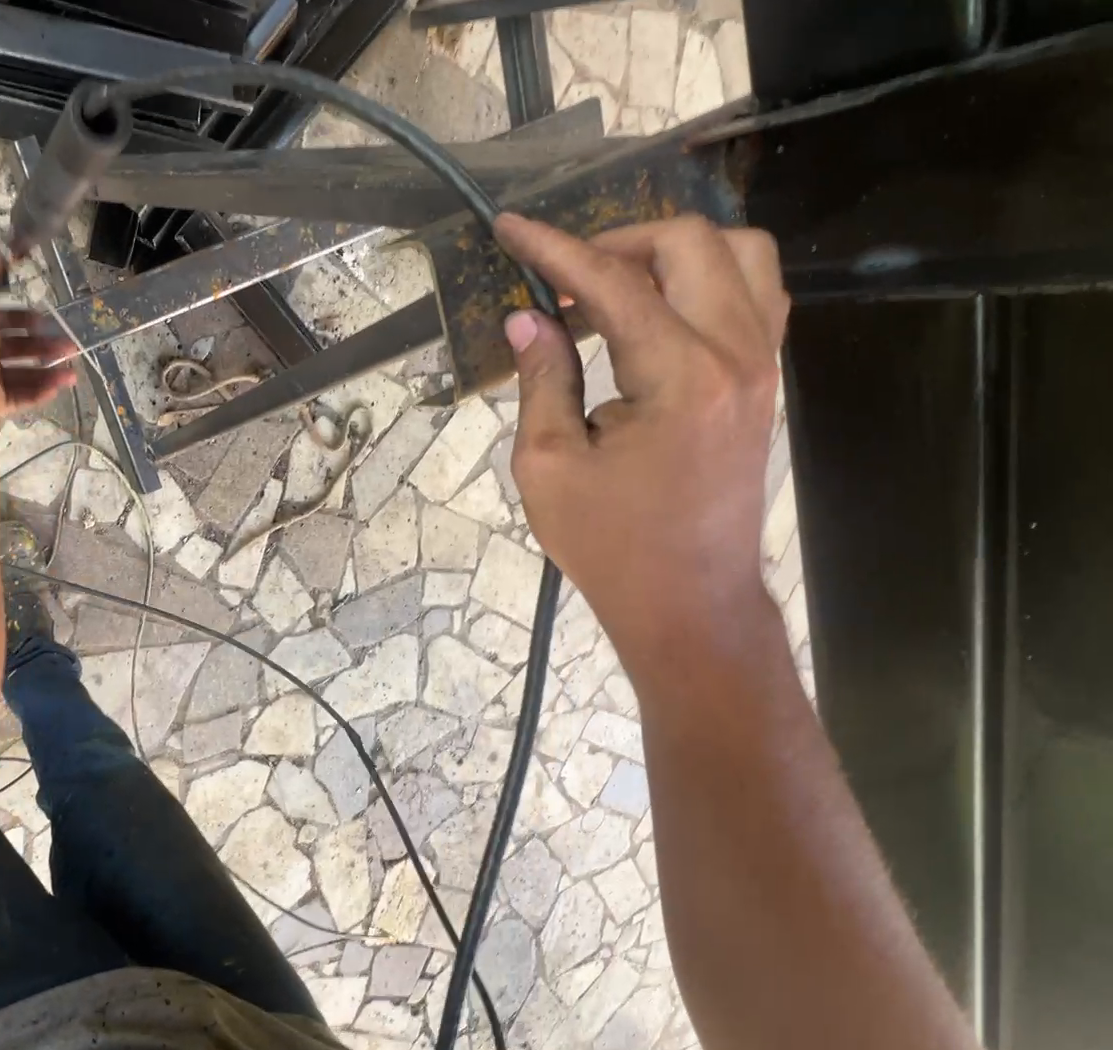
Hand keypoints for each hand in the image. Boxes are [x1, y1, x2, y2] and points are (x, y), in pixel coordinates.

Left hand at [0, 248, 78, 417]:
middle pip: (14, 345)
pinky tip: (62, 383)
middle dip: (42, 342)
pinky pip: (24, 394)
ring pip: (22, 371)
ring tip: (73, 368)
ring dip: (50, 367)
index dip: (19, 314)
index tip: (42, 313)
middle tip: (68, 343)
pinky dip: (43, 389)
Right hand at [494, 212, 790, 660]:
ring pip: (741, 255)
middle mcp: (736, 354)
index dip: (553, 248)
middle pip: (691, 243)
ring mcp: (762, 364)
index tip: (510, 227)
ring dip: (670, 252)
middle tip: (560, 274)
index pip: (612, 283)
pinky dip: (704, 279)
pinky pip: (752, 294)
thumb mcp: (548, 464)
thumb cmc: (608, 542)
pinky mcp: (764, 380)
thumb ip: (541, 379)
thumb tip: (527, 318)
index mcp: (679, 377)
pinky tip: (653, 309)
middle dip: (616, 241)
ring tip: (610, 284)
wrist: (687, 597)